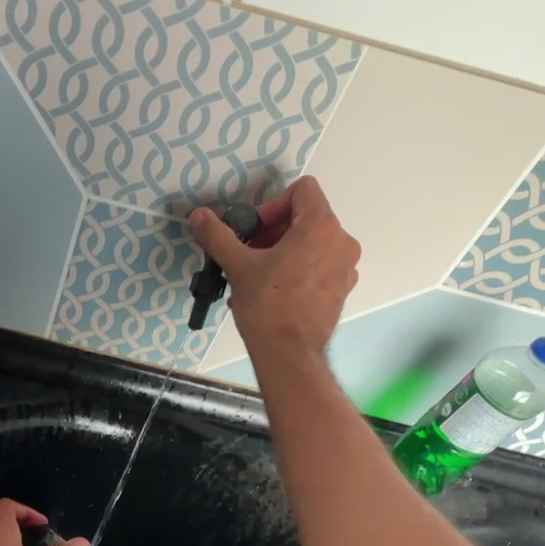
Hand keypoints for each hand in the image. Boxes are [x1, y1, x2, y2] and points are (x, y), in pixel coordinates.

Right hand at [188, 176, 360, 367]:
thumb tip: (198, 215)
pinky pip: (319, 268)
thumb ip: (218, 236)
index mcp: (321, 226)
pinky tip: (274, 294)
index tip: (254, 232)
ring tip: (258, 278)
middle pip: (307, 218)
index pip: (302, 190)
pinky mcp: (342, 290)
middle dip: (275, 232)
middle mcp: (342, 241)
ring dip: (284, 253)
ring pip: (312, 245)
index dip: (273, 205)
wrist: (290, 355)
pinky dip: (297, 272)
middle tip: (250, 255)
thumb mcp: (238, 267)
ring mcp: (346, 268)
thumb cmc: (267, 305)